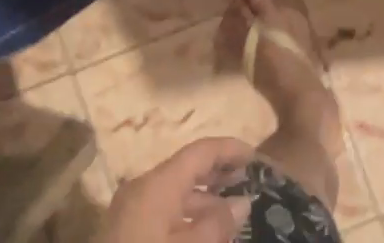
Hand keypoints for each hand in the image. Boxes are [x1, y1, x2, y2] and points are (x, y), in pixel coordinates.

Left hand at [99, 137, 256, 242]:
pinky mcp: (125, 234)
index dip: (231, 149)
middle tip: (251, 184)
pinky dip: (187, 218)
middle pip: (188, 170)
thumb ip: (218, 224)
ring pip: (176, 195)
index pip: (201, 151)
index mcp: (157, 184)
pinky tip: (205, 234)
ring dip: (206, 201)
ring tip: (234, 215)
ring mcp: (130, 212)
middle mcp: (142, 189)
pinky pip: (163, 214)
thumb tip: (241, 202)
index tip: (258, 158)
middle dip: (220, 175)